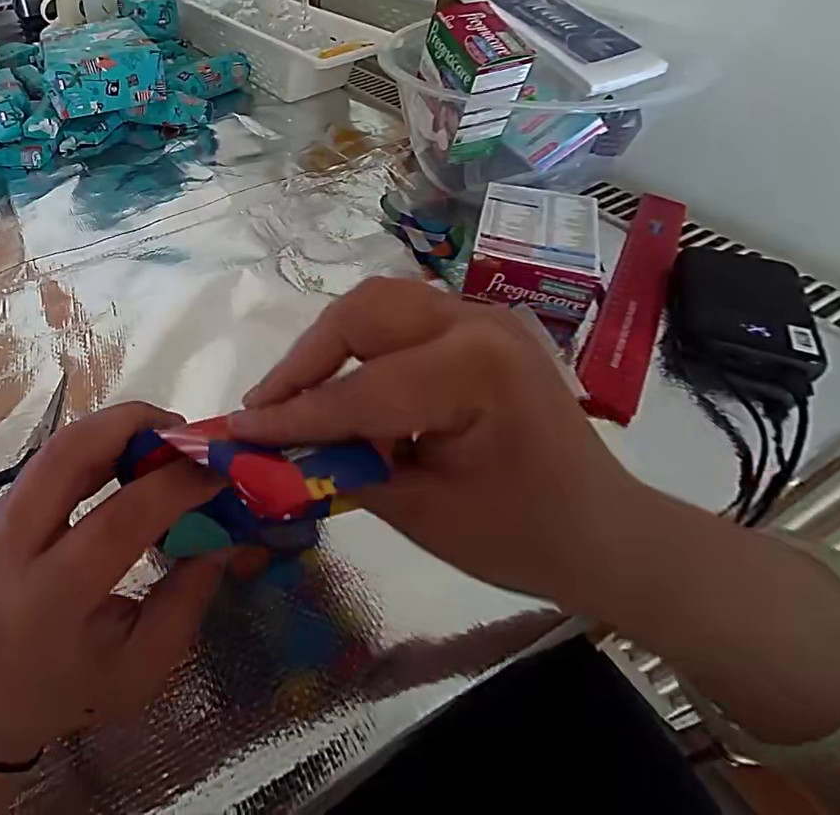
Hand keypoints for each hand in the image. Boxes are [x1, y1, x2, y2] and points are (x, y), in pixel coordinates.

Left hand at [0, 402, 227, 761]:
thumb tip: (224, 532)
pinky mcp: (1, 506)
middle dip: (133, 424)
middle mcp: (13, 547)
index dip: (176, 484)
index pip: (118, 520)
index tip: (220, 470)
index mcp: (50, 598)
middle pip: (70, 453)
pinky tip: (132, 456)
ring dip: (117, 427)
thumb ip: (187, 598)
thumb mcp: (142, 667)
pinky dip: (99, 441)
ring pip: (59, 443)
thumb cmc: (69, 691)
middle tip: (185, 431)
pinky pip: (54, 455)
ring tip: (165, 438)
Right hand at [228, 278, 666, 617]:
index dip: (292, 415)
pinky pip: (405, 318)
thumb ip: (343, 471)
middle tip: (268, 406)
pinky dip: (364, 347)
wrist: (604, 528)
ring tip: (300, 395)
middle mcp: (478, 321)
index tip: (236, 428)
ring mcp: (484, 315)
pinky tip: (350, 387)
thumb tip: (272, 453)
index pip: (359, 391)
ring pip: (379, 304)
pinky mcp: (482, 326)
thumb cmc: (523, 534)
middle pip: (362, 313)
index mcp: (475, 368)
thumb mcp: (423, 512)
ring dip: (331, 345)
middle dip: (306, 360)